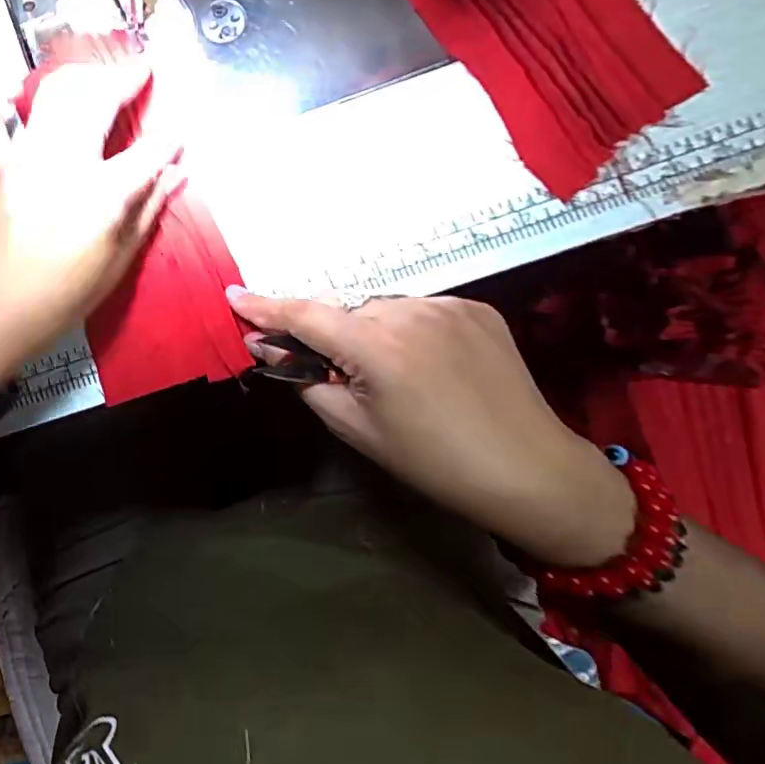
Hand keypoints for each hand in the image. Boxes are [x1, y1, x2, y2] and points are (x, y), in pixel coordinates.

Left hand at [0, 64, 182, 381]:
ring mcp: (23, 160)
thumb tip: (176, 174)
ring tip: (94, 75)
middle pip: (95, 99)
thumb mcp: (119, 262)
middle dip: (122, 77)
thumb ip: (148, 210)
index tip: (179, 136)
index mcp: (102, 195)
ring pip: (50, 95)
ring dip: (77, 78)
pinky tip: (12, 101)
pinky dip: (0, 105)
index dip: (169, 141)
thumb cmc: (64, 297)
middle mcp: (63, 165)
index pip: (149, 152)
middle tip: (139, 68)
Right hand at [228, 290, 635, 567]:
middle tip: (347, 377)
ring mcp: (449, 305)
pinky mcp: (477, 309)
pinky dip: (412, 332)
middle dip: (336, 338)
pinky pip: (423, 311)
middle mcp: (410, 311)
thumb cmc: (433, 461)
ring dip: (376, 333)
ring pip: (385, 310)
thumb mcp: (357, 430)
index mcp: (377, 346)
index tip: (235, 294)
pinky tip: (433, 367)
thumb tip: (273, 350)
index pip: (306, 315)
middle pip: (348, 313)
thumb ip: (309, 381)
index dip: (266, 306)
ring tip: (400, 377)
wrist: (529, 469)